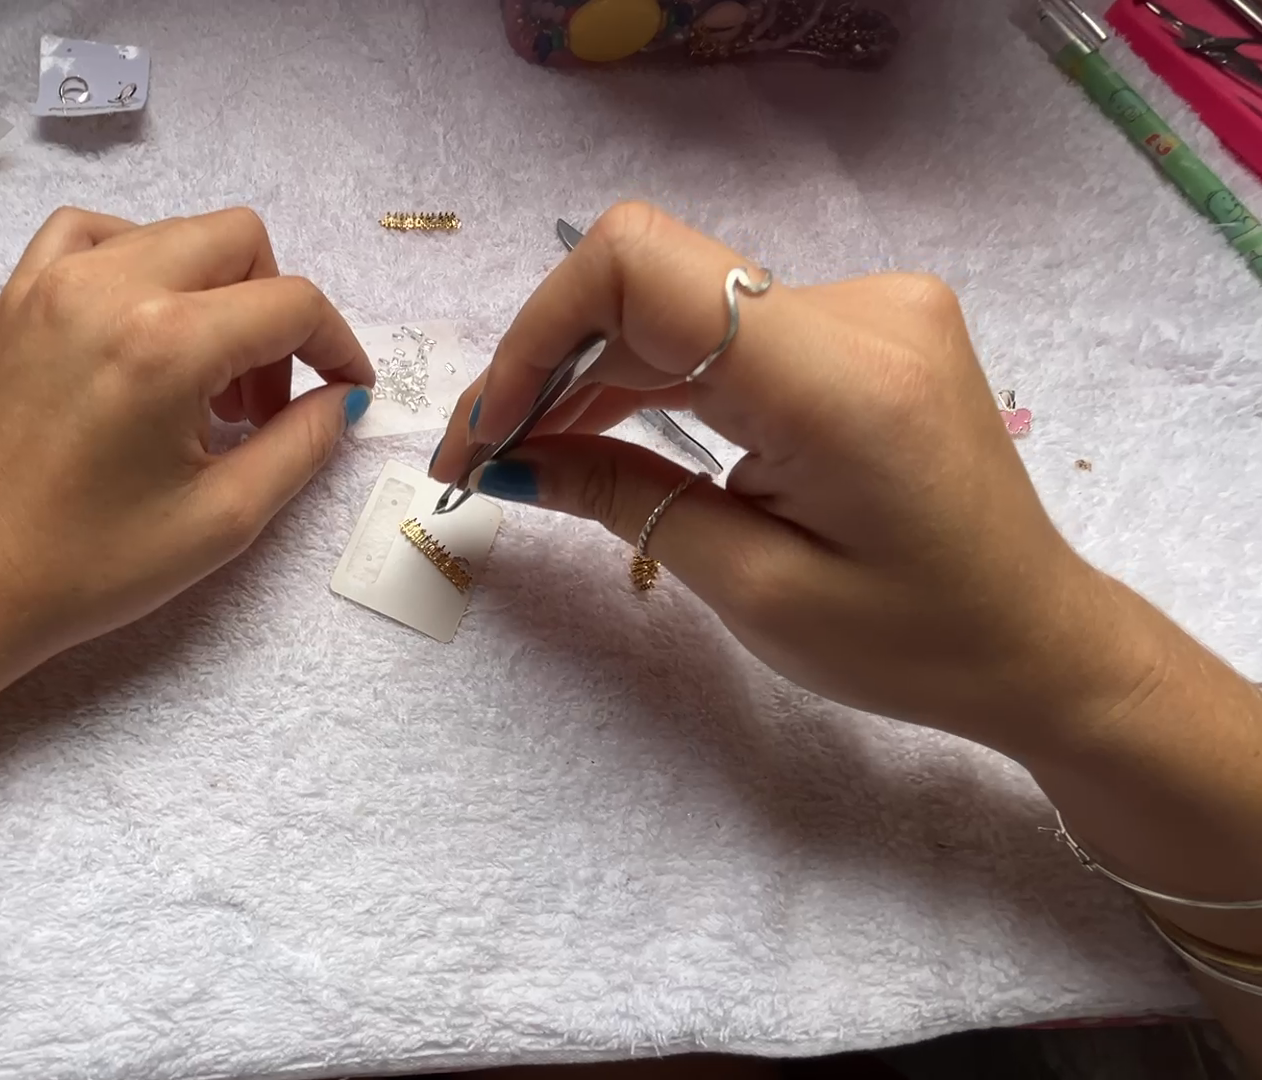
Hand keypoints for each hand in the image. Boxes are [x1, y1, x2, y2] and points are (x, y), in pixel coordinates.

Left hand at [0, 207, 373, 690]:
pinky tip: (142, 328)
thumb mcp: (223, 518)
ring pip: (173, 234)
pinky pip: (96, 237)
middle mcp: (107, 284)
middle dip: (278, 313)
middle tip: (266, 399)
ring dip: (215, 292)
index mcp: (165, 343)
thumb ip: (303, 445)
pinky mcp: (12, 296)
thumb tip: (345, 398)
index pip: (290, 304)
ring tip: (202, 379)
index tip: (349, 388)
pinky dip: (142, 267)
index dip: (339, 343)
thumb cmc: (92, 568)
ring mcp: (48, 280)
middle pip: (239, 242)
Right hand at [430, 202, 1156, 755]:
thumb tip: (505, 462)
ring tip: (509, 453)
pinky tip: (579, 432)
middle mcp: (849, 307)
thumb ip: (618, 498)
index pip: (638, 271)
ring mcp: (848, 308)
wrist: (1037, 642)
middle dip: (532, 369)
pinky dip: (622, 380)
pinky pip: (695, 334)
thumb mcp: (745, 583)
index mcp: (834, 379)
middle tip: (471, 457)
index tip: (490, 430)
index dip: (536, 334)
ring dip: (567, 377)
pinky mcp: (835, 329)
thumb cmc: (908, 643)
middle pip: (633, 287)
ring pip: (653, 309)